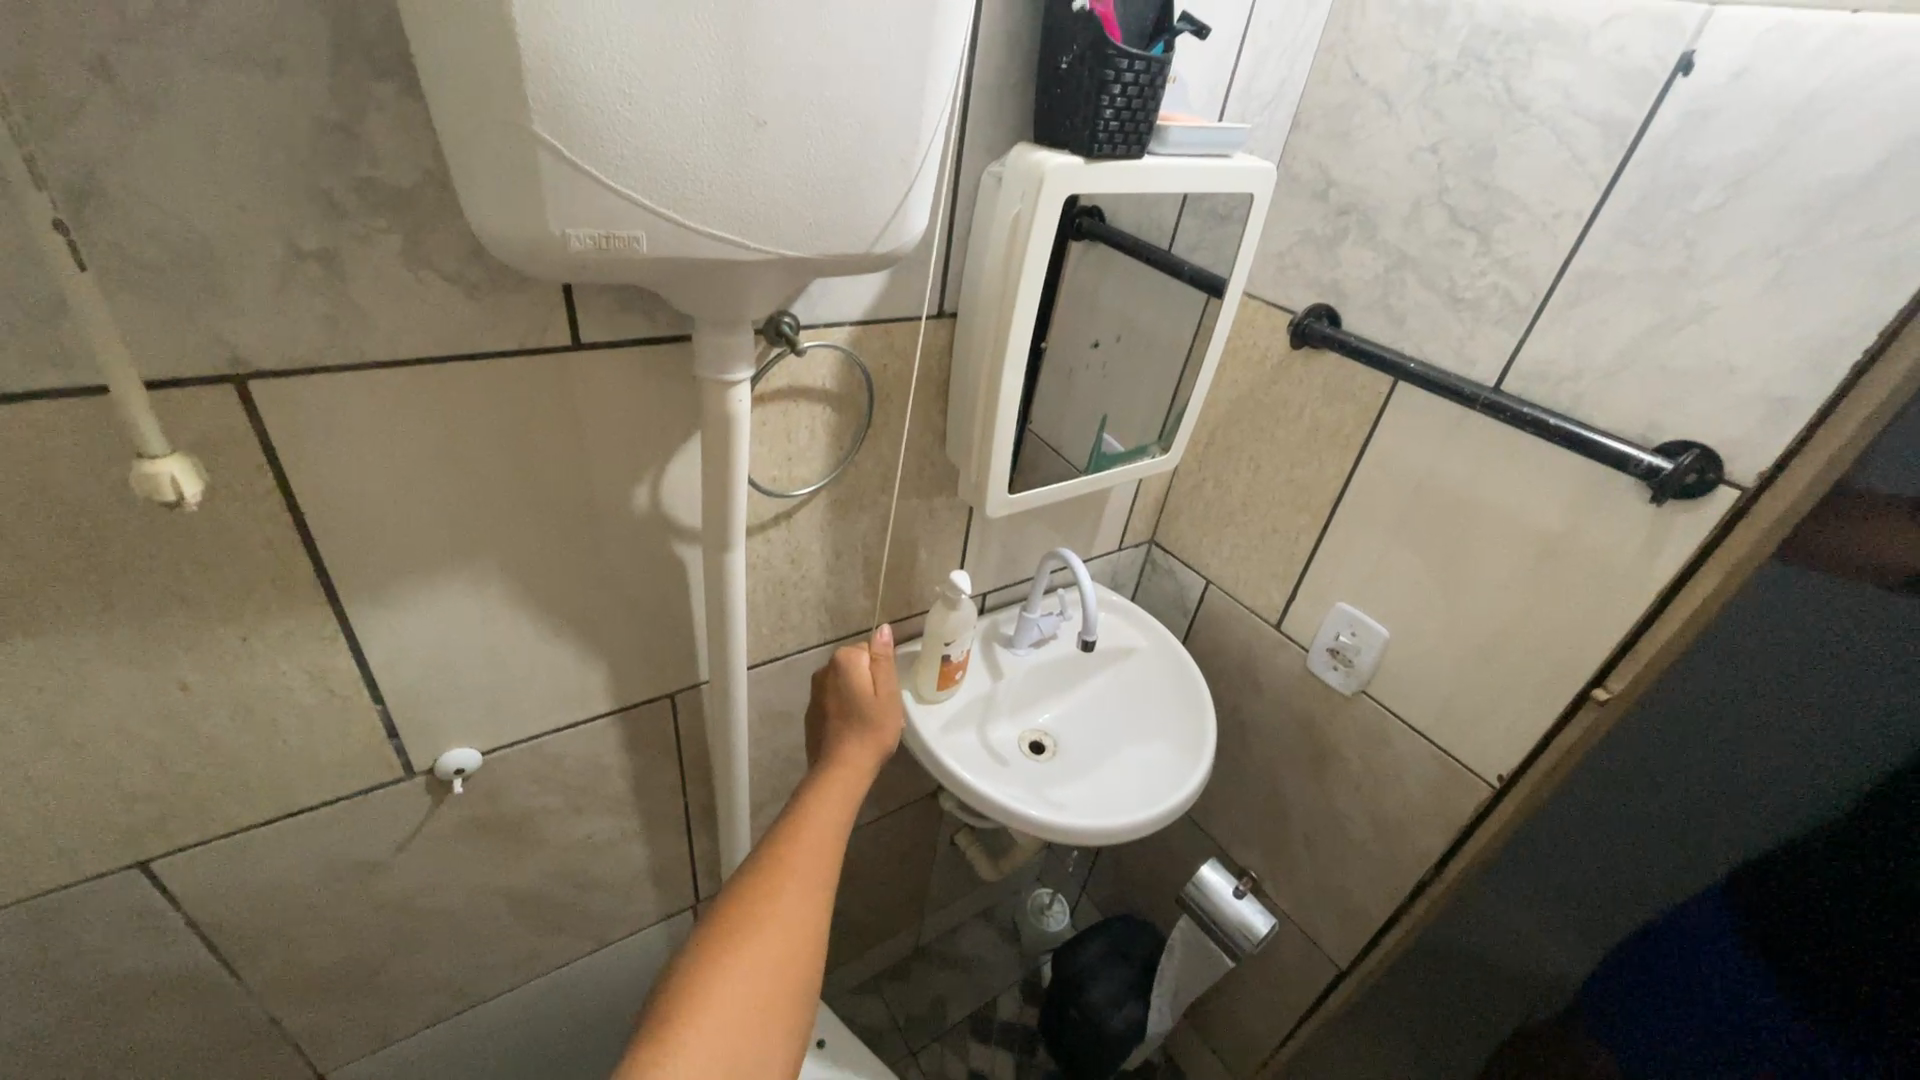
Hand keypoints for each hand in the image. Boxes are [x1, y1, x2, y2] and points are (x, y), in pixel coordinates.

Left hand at [805, 623, 904, 779]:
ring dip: (857, 697)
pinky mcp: (810, 712)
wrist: (840, 770)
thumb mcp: (887, 693)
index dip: (882, 674)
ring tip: (868, 723)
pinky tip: (852, 731)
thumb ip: (883, 658)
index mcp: (844, 660)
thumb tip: (882, 628)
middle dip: (869, 684)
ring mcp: (814, 691)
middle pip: (856, 667)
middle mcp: (824, 669)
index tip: (886, 696)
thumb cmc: (871, 730)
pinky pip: (834, 701)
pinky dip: (844, 710)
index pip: (870, 651)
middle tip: (881, 711)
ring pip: (845, 684)